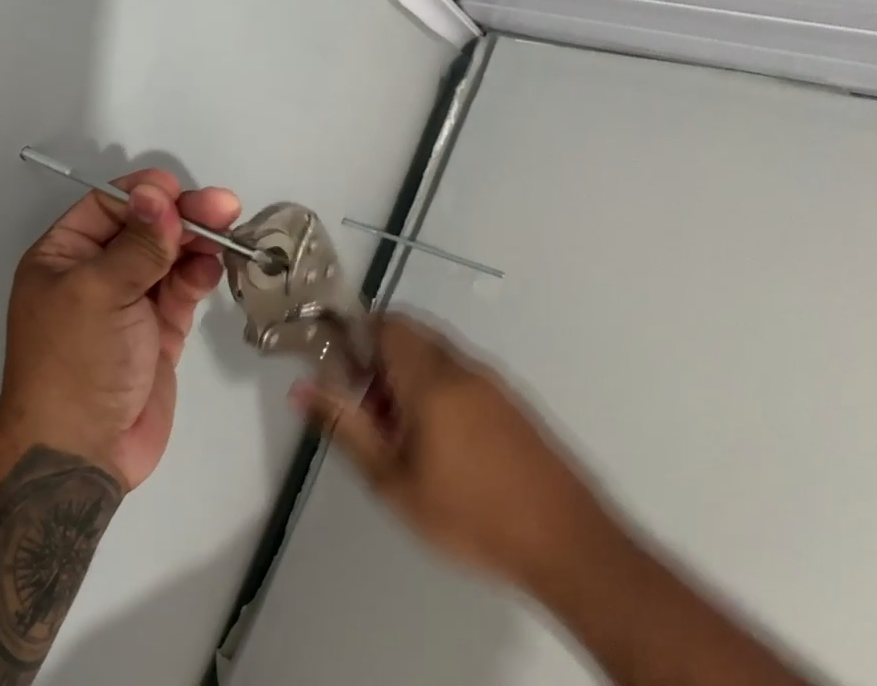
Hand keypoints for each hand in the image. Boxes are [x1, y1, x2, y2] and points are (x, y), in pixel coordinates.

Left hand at [0, 168, 240, 490]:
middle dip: (180, 217)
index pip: (106, 207)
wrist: (80, 448)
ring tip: (227, 234)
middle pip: (142, 230)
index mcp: (61, 256)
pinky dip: (197, 278)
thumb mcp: (98, 292)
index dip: (144, 196)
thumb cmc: (74, 361)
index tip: (181, 191)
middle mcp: (92, 274)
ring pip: (166, 260)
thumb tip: (156, 192)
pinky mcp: (155, 334)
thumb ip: (136, 244)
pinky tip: (212, 266)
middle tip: (224, 208)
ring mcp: (126, 305)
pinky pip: (179, 294)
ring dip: (194, 245)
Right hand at [293, 314, 615, 588]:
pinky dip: (435, 392)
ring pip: (436, 357)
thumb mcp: (390, 480)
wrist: (576, 553)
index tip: (338, 371)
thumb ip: (343, 427)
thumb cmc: (471, 516)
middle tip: (363, 405)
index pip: (386, 323)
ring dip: (405, 376)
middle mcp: (467, 372)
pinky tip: (435, 445)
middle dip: (376, 357)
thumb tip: (300, 388)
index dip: (353, 334)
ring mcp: (498, 389)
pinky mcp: (517, 410)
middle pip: (410, 334)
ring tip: (397, 432)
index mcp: (433, 382)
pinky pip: (462, 378)